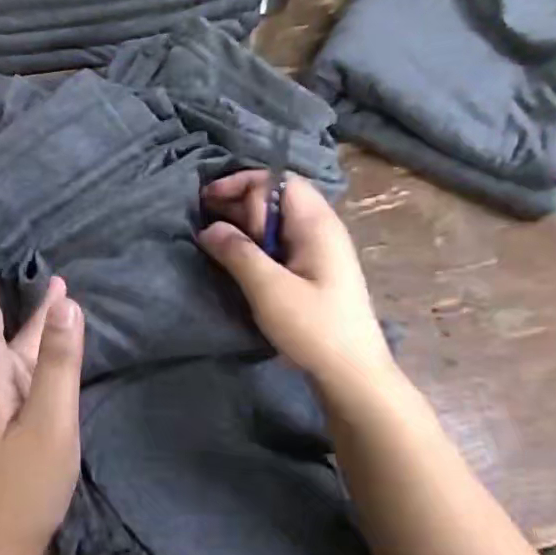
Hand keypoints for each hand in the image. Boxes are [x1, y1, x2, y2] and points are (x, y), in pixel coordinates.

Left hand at [0, 210, 84, 554]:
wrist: (2, 542)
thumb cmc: (25, 485)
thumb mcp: (51, 421)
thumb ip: (58, 362)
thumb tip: (66, 304)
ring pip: (11, 338)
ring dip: (25, 306)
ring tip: (54, 278)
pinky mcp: (13, 410)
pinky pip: (26, 361)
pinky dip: (40, 338)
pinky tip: (57, 331)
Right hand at [197, 171, 392, 388]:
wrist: (352, 374)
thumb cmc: (314, 328)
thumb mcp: (269, 290)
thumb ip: (238, 253)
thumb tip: (209, 228)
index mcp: (316, 224)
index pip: (278, 181)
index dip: (242, 184)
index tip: (209, 202)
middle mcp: (320, 230)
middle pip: (277, 197)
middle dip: (238, 202)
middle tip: (204, 219)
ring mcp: (318, 251)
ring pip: (276, 222)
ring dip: (244, 225)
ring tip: (212, 239)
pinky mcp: (313, 272)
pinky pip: (280, 244)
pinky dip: (254, 244)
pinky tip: (235, 260)